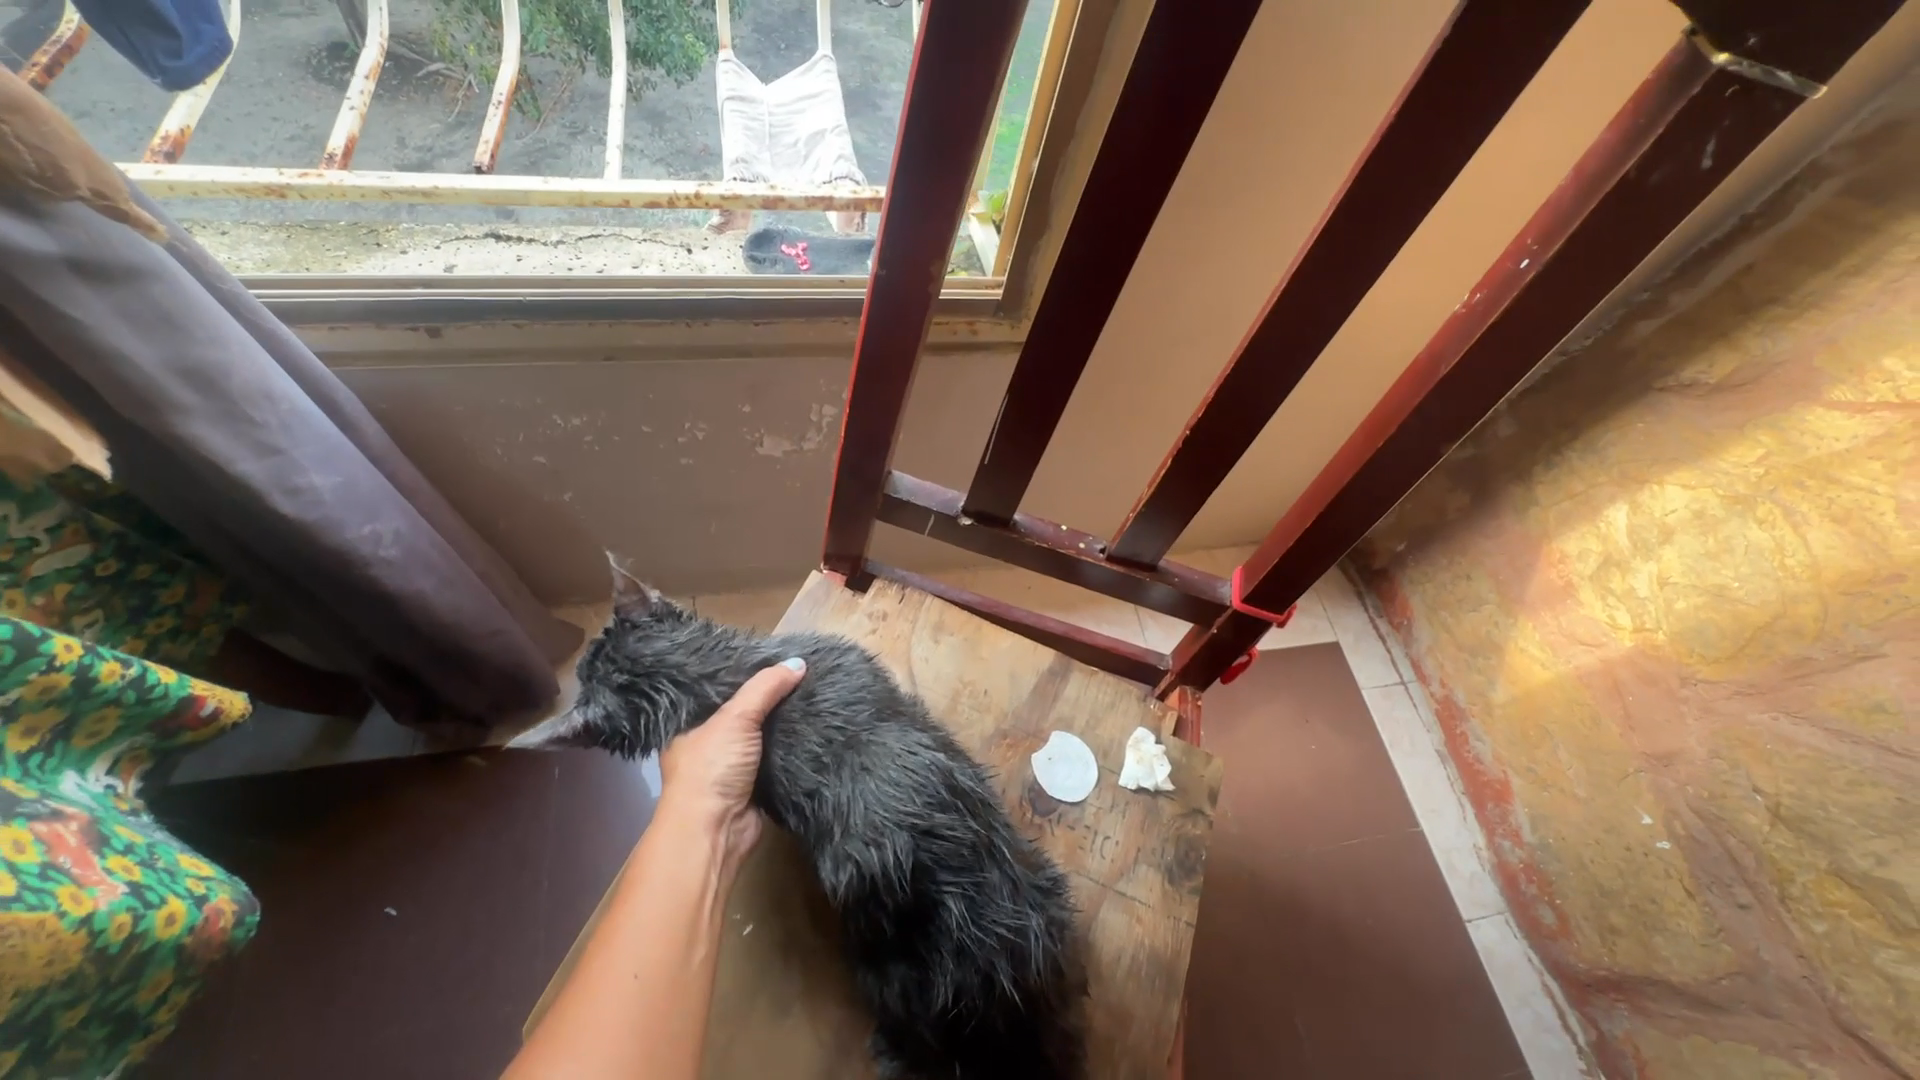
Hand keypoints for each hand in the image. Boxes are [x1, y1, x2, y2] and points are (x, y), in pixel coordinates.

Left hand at [657, 657, 805, 875]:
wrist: (715, 832)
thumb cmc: (711, 769)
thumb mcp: (735, 718)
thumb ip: (765, 688)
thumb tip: (799, 661)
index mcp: (690, 727)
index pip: (720, 692)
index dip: (745, 674)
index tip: (774, 656)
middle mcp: (708, 746)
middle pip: (745, 714)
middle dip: (770, 698)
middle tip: (801, 672)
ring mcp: (731, 769)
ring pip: (763, 737)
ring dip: (784, 723)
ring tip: (814, 693)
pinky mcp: (755, 787)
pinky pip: (777, 759)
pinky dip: (792, 748)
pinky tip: (814, 728)